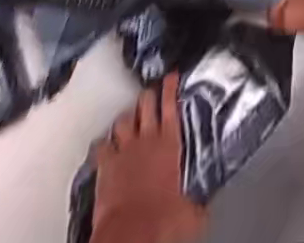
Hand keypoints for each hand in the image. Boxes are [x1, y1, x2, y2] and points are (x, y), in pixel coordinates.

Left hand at [92, 74, 206, 242]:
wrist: (131, 232)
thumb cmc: (163, 216)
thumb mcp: (190, 211)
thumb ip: (196, 203)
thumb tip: (202, 210)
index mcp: (170, 143)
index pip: (171, 106)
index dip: (170, 88)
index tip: (171, 76)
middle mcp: (147, 140)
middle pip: (145, 105)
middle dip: (147, 95)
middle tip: (150, 92)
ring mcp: (124, 151)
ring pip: (123, 120)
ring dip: (126, 117)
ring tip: (129, 115)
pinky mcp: (105, 167)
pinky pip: (101, 145)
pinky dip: (103, 142)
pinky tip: (104, 142)